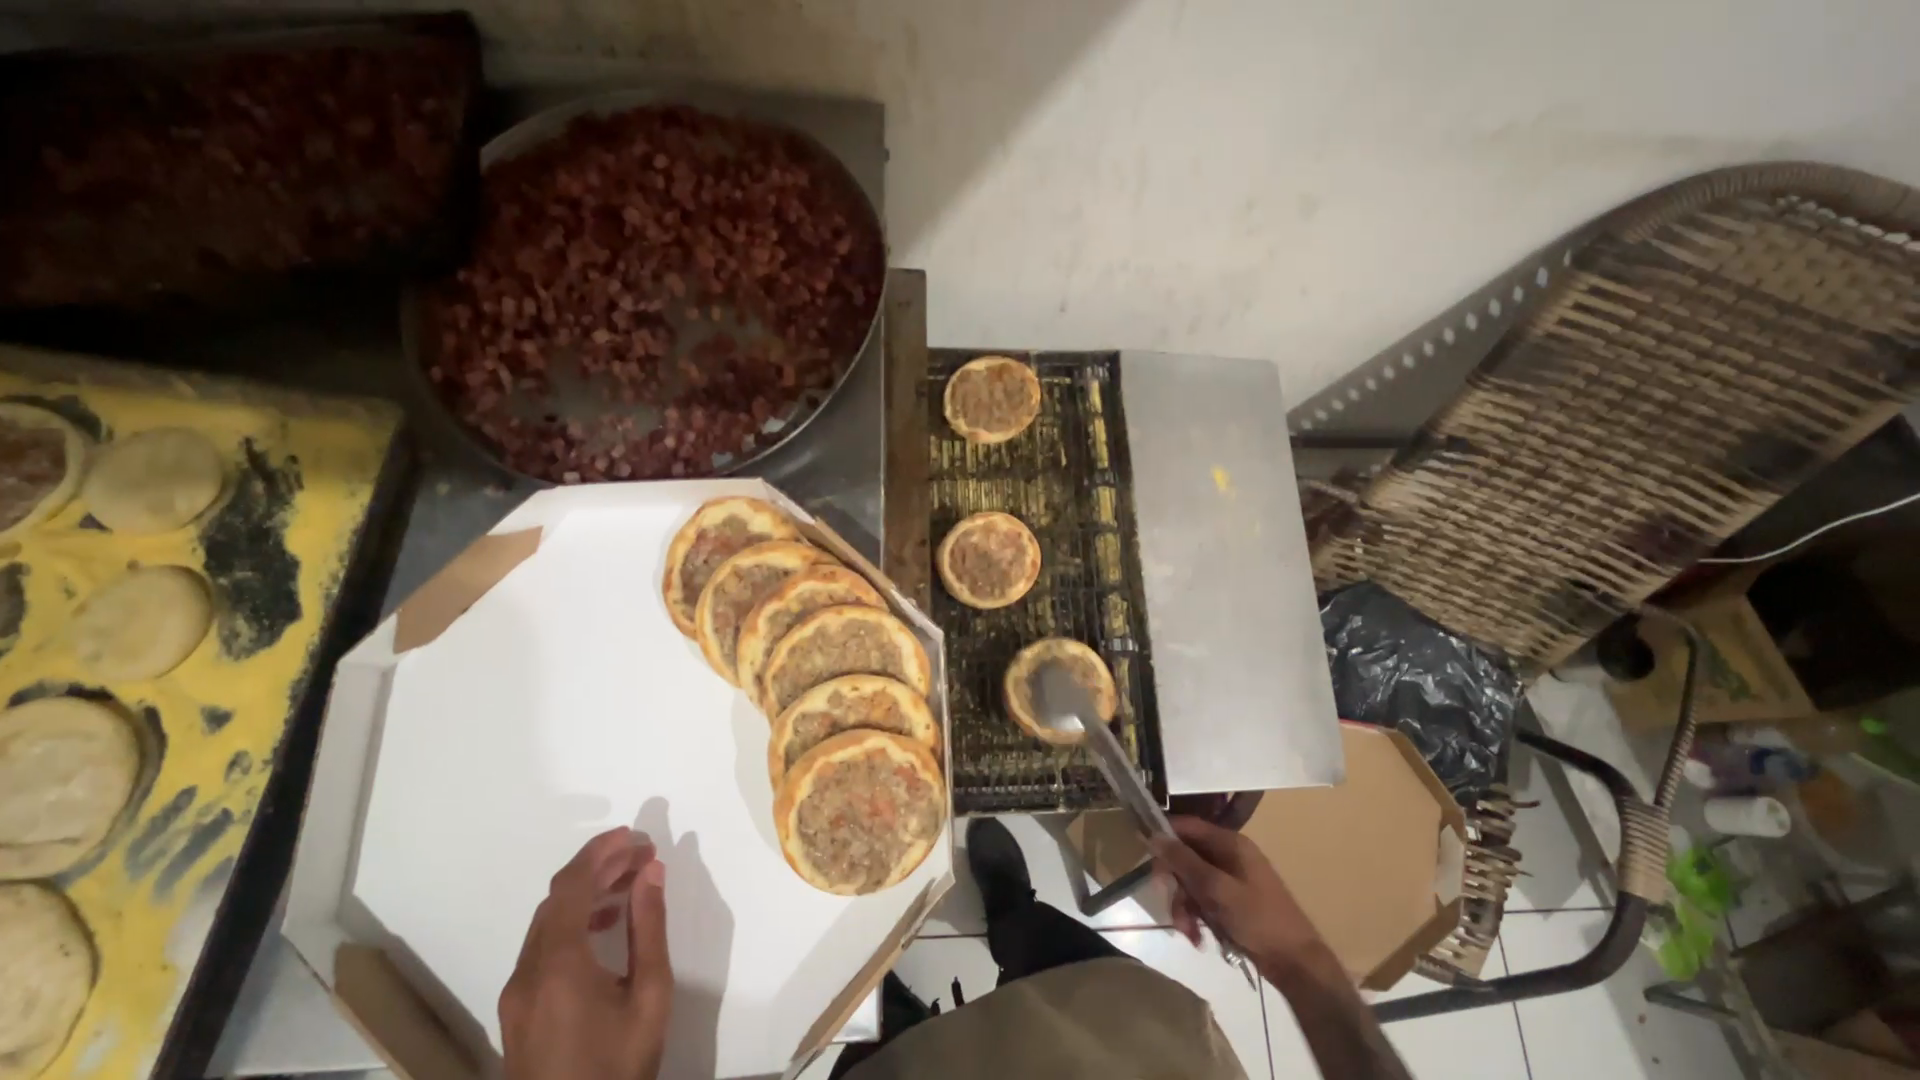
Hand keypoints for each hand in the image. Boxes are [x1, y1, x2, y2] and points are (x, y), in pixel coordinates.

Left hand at [500, 826, 671, 1079]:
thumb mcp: (650, 995)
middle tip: (641, 855)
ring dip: (586, 895)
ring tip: (629, 885)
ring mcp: (516, 993)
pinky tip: (602, 929)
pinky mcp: (516, 1011)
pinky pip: (541, 948)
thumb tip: (650, 873)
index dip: (602, 852)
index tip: (636, 836)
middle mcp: (527, 970)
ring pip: (547, 923)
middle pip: (557, 900)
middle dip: (598, 868)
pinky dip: (572, 924)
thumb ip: (649, 929)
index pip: (573, 886)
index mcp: (558, 963)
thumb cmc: (619, 1064)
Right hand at [1150, 816, 1325, 976]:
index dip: (1164, 838)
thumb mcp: (1216, 889)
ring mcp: (1230, 879)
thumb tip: (1153, 835)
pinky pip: (1202, 900)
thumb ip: (1184, 861)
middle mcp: (1229, 855)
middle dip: (1175, 885)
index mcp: (1230, 843)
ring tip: (1189, 932)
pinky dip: (1196, 917)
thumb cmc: (1258, 920)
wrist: (1295, 963)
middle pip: (1185, 857)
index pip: (1186, 826)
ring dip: (1184, 906)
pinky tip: (1198, 937)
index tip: (1146, 858)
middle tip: (1172, 906)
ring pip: (1190, 883)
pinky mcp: (1231, 901)